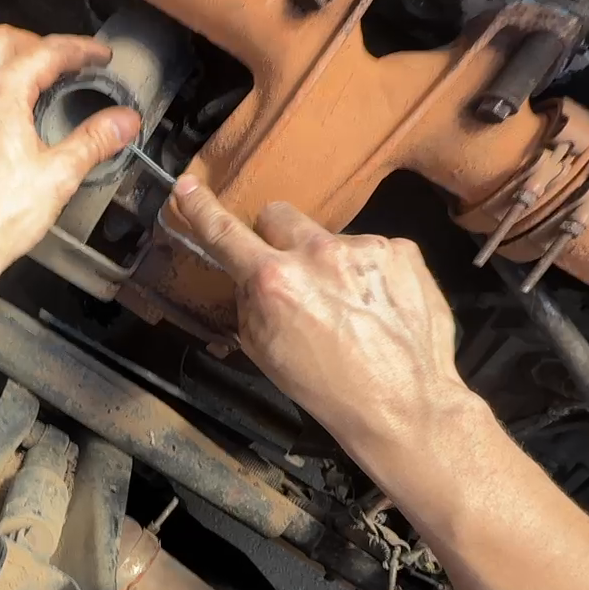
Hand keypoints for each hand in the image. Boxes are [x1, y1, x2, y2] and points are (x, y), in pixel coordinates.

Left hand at [0, 26, 139, 307]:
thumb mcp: (58, 178)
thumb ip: (94, 142)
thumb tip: (122, 122)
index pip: (46, 52)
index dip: (81, 49)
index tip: (100, 56)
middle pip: (7, 42)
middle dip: (42, 43)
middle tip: (70, 61)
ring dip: (16, 62)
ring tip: (44, 83)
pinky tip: (11, 116)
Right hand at [167, 177, 480, 456]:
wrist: (401, 401)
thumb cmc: (325, 386)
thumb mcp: (263, 351)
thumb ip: (250, 304)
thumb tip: (249, 279)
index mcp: (274, 282)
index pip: (226, 235)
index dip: (201, 210)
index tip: (187, 188)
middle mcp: (317, 253)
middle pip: (278, 216)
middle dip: (275, 240)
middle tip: (288, 277)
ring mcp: (364, 247)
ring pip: (326, 238)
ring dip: (325, 263)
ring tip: (344, 308)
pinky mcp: (401, 249)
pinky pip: (367, 250)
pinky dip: (363, 273)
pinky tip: (372, 306)